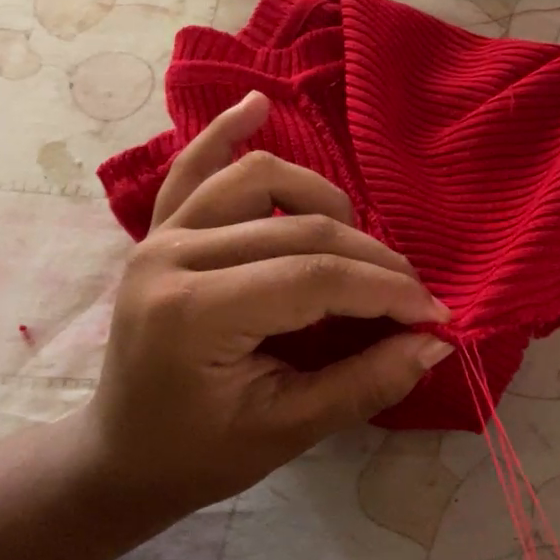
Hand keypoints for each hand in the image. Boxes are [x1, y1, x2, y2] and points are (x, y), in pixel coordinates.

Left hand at [83, 91, 453, 510]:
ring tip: (358, 247)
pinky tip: (259, 105)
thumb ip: (366, 383)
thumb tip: (436, 341)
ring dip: (327, 203)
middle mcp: (172, 255)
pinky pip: (196, 166)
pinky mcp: (159, 229)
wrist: (123, 454)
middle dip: (375, 262)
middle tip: (415, 301)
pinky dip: (227, 134)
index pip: (315, 277)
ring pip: (263, 180)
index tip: (437, 316)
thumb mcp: (289, 432)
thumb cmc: (201, 454)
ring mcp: (160, 235)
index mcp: (194, 312)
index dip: (388, 291)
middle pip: (302, 229)